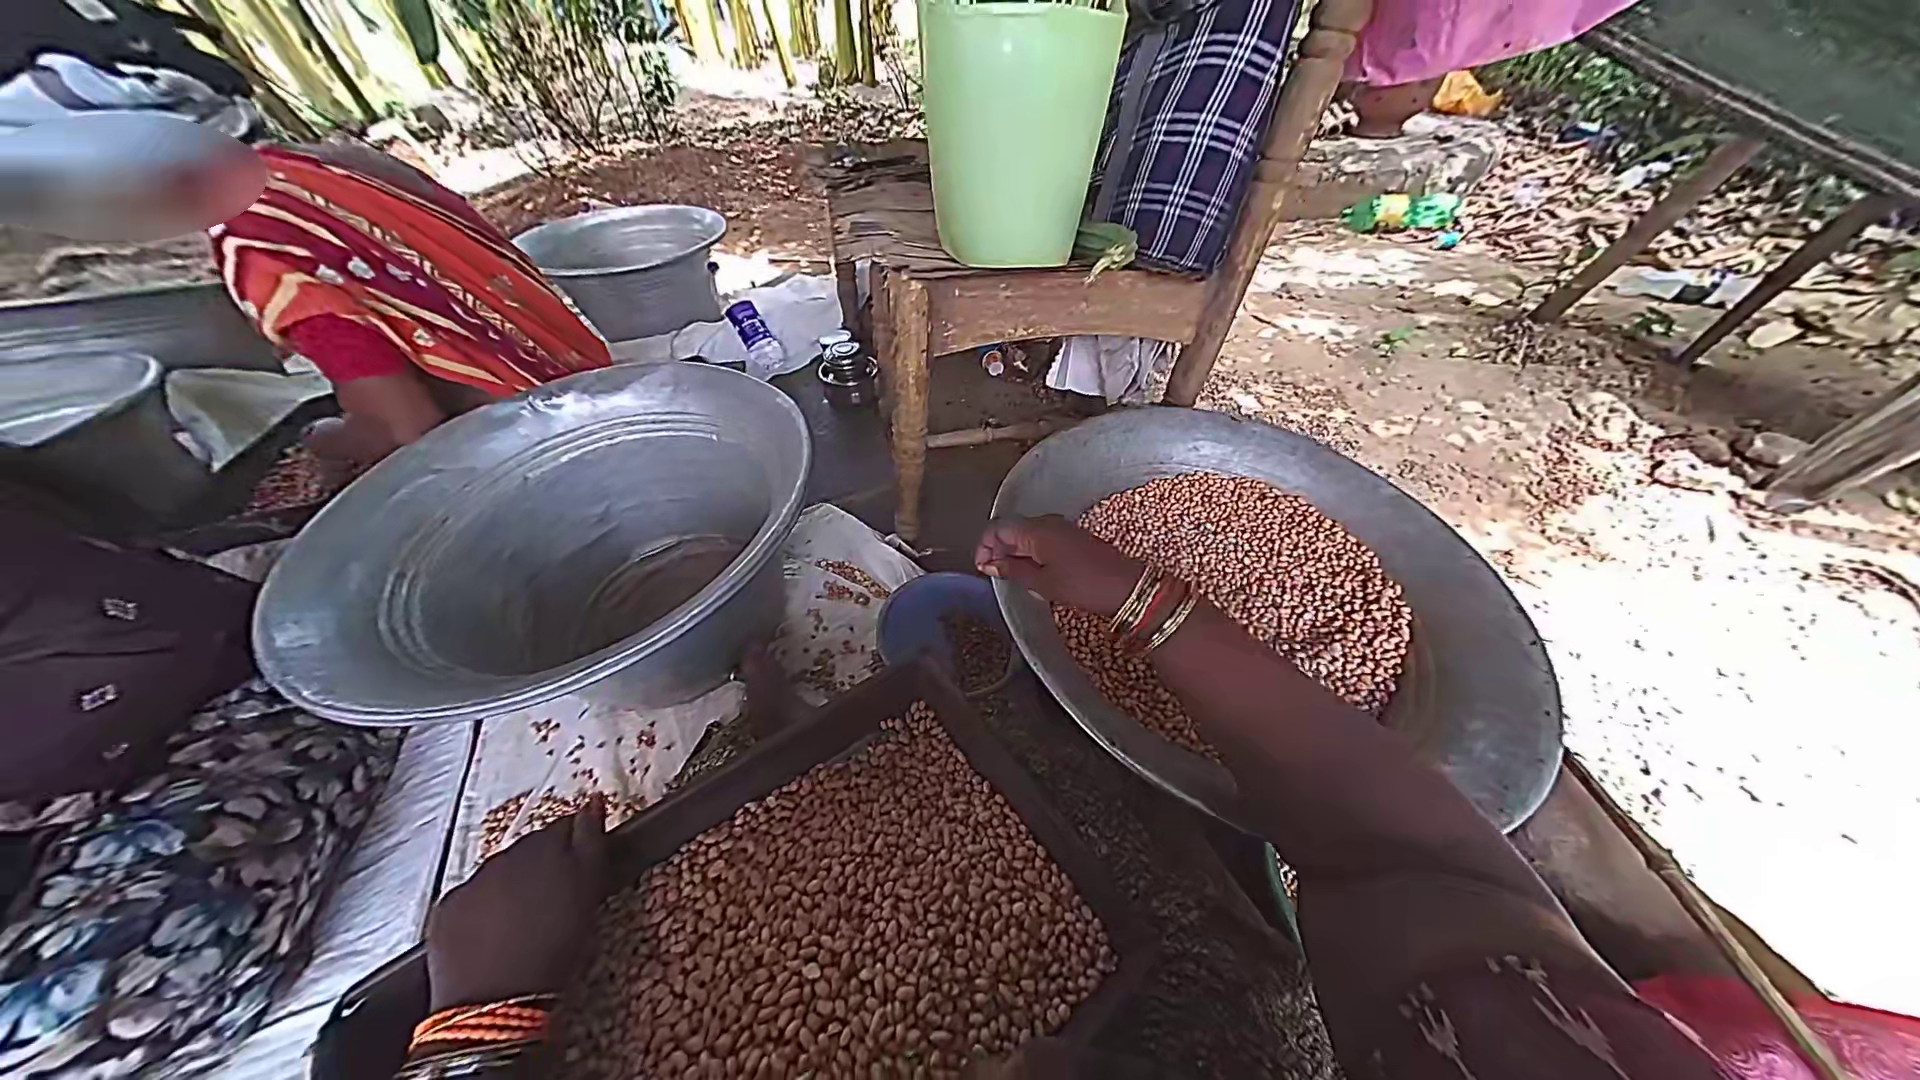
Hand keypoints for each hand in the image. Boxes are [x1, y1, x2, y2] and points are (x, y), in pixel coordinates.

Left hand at [426, 805, 608, 1010]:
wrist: (496, 1001)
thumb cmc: (556, 942)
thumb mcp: (590, 885)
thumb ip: (591, 837)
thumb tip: (593, 802)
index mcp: (543, 845)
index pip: (566, 825)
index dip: (578, 842)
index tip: (584, 863)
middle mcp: (503, 856)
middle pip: (530, 848)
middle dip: (544, 862)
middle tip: (558, 894)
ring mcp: (470, 883)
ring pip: (500, 872)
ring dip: (514, 883)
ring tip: (527, 915)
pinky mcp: (444, 912)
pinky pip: (470, 897)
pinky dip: (483, 905)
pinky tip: (495, 927)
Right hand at [974, 515, 1143, 618]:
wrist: (1126, 587)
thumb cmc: (1083, 585)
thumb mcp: (1042, 583)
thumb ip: (1013, 570)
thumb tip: (990, 565)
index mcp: (1036, 530)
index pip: (998, 527)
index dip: (984, 545)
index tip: (982, 567)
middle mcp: (1047, 522)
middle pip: (1011, 527)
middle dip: (997, 548)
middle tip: (992, 572)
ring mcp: (1061, 527)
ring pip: (1026, 533)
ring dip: (1013, 550)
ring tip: (1009, 574)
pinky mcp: (1071, 537)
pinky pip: (1041, 537)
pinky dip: (1029, 551)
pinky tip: (1030, 570)